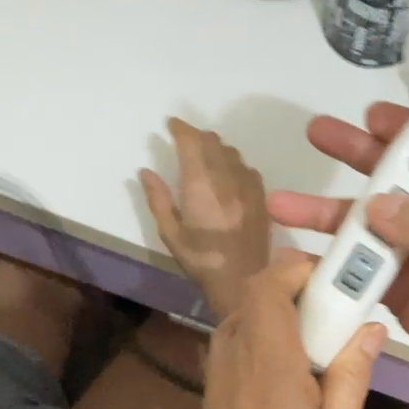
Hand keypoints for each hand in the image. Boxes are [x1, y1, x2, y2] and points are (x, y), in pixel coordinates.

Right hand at [140, 118, 271, 319]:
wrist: (245, 283)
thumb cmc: (202, 261)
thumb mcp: (171, 234)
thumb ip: (158, 199)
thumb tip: (146, 171)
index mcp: (201, 183)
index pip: (191, 140)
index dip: (180, 128)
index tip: (170, 125)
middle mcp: (227, 177)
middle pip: (213, 141)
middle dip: (197, 136)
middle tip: (185, 141)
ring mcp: (249, 186)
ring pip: (232, 152)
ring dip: (216, 148)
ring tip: (206, 156)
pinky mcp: (262, 198)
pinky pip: (248, 169)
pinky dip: (235, 164)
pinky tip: (229, 176)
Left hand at [186, 253, 385, 408]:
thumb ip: (351, 376)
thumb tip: (370, 327)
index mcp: (268, 361)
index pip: (270, 284)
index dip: (301, 269)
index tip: (339, 283)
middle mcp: (235, 355)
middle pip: (258, 294)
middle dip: (299, 290)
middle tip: (340, 316)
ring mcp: (219, 372)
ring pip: (248, 315)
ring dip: (284, 315)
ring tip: (324, 345)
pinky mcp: (216, 389)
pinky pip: (240, 342)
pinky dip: (268, 338)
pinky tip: (297, 373)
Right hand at [266, 102, 408, 408]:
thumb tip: (376, 203)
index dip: (407, 132)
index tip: (369, 114)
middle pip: (396, 184)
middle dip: (357, 160)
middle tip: (316, 136)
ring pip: (371, 228)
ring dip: (330, 217)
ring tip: (282, 206)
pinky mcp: (401, 295)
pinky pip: (363, 269)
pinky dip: (335, 263)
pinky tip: (304, 257)